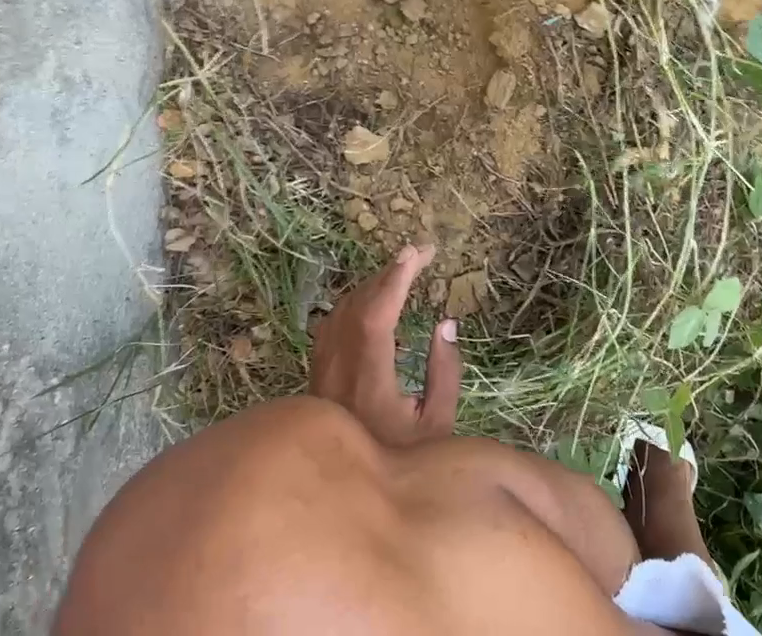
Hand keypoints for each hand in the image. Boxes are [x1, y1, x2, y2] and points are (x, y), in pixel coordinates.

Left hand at [307, 244, 461, 445]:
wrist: (346, 507)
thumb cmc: (405, 465)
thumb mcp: (439, 424)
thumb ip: (445, 371)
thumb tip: (445, 323)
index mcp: (369, 384)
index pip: (376, 317)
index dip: (394, 281)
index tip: (416, 254)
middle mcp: (337, 375)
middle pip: (355, 307)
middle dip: (387, 274)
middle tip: (419, 253)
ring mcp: (321, 377)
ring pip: (338, 314)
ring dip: (369, 286)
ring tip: (401, 270)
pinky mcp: (316, 381)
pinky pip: (329, 328)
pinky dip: (353, 304)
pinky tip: (370, 302)